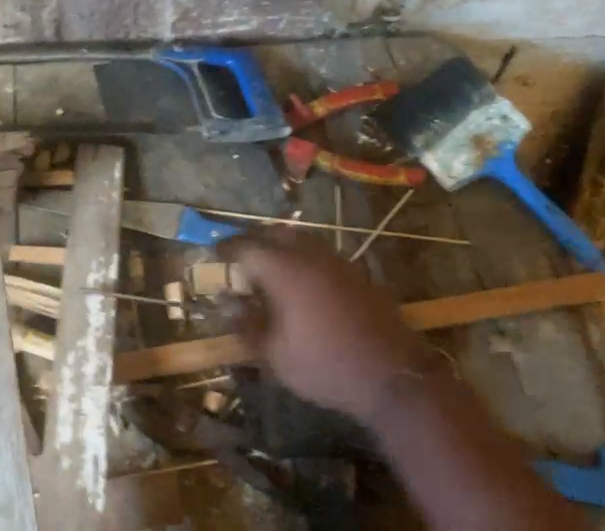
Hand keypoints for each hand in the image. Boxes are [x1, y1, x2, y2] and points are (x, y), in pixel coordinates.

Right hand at [220, 228, 435, 419]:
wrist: (389, 371)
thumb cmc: (324, 364)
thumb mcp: (274, 354)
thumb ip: (246, 325)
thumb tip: (227, 304)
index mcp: (284, 269)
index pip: (247, 246)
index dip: (228, 248)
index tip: (215, 254)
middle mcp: (309, 254)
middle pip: (274, 233)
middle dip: (253, 240)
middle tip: (238, 256)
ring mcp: (336, 260)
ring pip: (300, 239)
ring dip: (279, 245)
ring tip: (266, 266)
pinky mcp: (355, 271)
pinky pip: (319, 252)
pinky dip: (301, 256)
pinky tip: (299, 279)